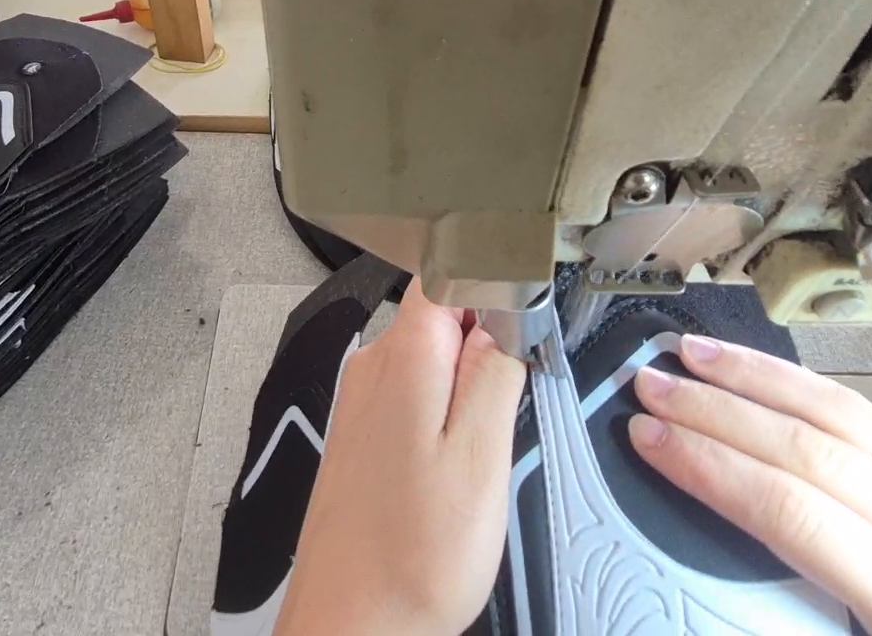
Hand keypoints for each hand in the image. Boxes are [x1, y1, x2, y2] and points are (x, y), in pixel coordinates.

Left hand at [273, 279, 527, 635]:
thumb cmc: (411, 554)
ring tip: (476, 442)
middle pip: (441, 312)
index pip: (448, 271)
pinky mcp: (361, 429)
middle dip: (484, 341)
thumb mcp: (480, 457)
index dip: (492, 283)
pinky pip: (410, 390)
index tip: (520, 321)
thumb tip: (507, 316)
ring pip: (429, 355)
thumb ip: (494, 373)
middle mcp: (373, 365)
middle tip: (505, 400)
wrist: (350, 622)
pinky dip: (440, 408)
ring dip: (463, 380)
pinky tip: (448, 459)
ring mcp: (361, 396)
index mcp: (404, 356)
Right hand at [626, 335, 871, 635]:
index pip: (793, 512)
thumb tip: (698, 560)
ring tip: (690, 353)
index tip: (647, 438)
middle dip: (716, 411)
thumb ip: (785, 614)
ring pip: (842, 413)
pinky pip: (868, 416)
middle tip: (649, 385)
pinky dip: (799, 385)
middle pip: (810, 450)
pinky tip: (755, 370)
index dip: (710, 468)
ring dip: (753, 376)